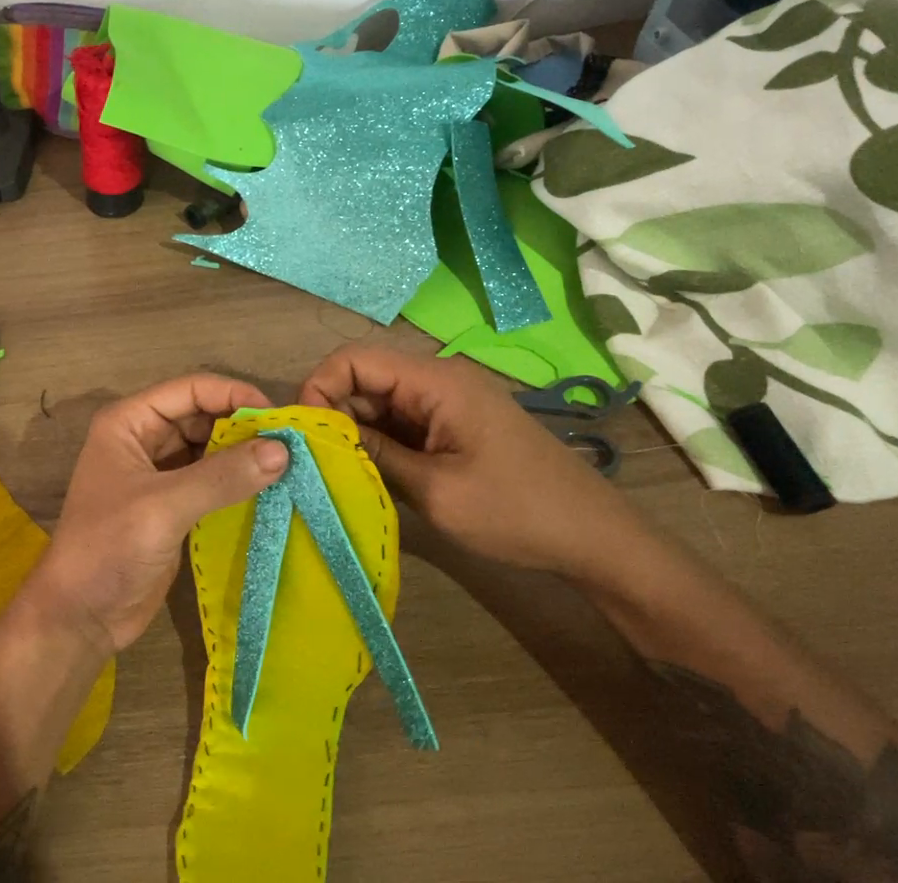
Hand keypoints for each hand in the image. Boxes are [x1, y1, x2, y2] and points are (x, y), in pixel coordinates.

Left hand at [30, 374, 289, 655]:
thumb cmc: (109, 549)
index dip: (234, 395)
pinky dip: (238, 482)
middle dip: (244, 426)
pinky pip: (211, 481)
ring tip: (291, 465)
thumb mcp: (164, 507)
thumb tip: (282, 450)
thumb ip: (221, 477)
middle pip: (203, 416)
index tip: (280, 419)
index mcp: (128, 423)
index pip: (190, 389)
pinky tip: (271, 490)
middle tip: (294, 445)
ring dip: (244, 455)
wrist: (81, 614)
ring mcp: (158, 474)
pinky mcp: (172, 506)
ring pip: (210, 448)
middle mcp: (143, 440)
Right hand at [297, 343, 645, 579]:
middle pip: (363, 378)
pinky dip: (376, 443)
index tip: (304, 435)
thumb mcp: (434, 489)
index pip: (353, 359)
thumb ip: (372, 455)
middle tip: (312, 461)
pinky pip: (399, 422)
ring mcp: (447, 402)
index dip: (319, 387)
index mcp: (437, 381)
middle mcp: (439, 380)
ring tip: (332, 471)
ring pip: (377, 402)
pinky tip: (365, 474)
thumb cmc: (515, 512)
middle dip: (331, 413)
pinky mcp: (452, 425)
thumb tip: (315, 436)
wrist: (593, 537)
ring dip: (352, 432)